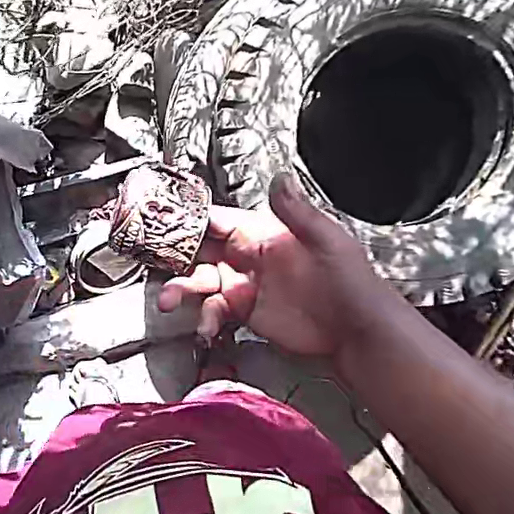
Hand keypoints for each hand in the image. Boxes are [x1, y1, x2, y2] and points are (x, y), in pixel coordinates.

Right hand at [155, 171, 398, 363]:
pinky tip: (206, 326)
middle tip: (157, 262)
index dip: (191, 222)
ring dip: (180, 289)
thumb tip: (280, 180)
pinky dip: (204, 319)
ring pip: (199, 282)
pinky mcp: (243, 312)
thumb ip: (298, 213)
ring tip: (168, 300)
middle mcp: (250, 258)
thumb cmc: (352, 285)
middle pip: (200, 251)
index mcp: (266, 236)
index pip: (220, 221)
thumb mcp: (328, 242)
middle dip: (175, 256)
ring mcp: (245, 286)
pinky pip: (212, 311)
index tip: (167, 224)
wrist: (356, 333)